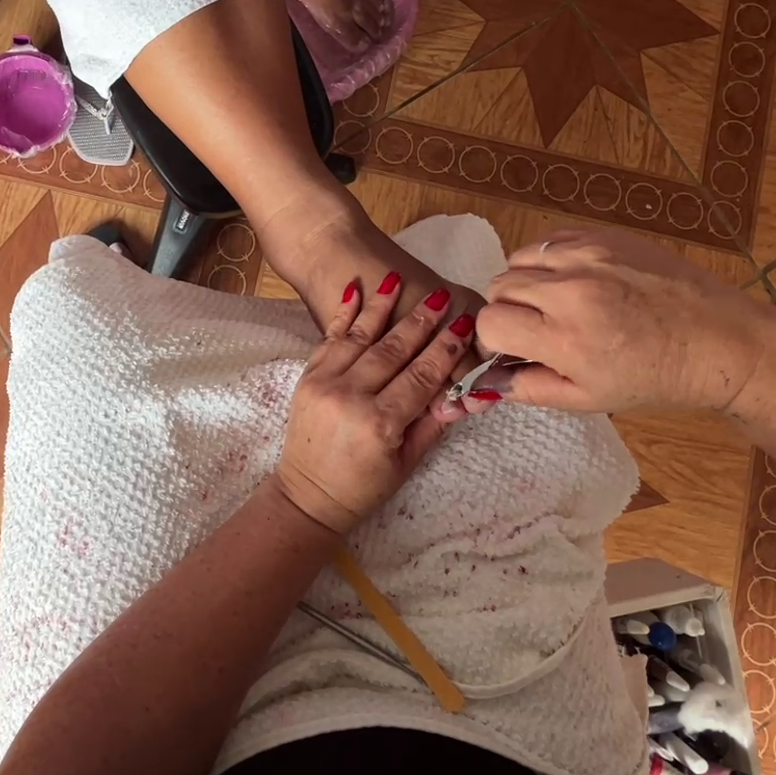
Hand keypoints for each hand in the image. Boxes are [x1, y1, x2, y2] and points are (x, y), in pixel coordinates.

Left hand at [273, 275, 476, 533]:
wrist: (307, 495)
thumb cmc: (363, 487)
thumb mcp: (406, 463)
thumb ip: (433, 423)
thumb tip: (468, 392)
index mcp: (380, 423)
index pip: (421, 376)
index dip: (445, 349)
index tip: (464, 324)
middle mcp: (350, 396)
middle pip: (392, 350)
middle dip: (420, 322)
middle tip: (440, 297)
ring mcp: (325, 383)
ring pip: (359, 336)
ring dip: (381, 306)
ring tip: (397, 278)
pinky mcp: (307, 377)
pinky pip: (329, 338)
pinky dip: (343, 314)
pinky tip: (355, 290)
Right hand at [475, 227, 775, 413]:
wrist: (721, 341)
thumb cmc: (656, 378)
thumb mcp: (589, 399)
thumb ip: (529, 388)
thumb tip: (486, 381)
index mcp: (567, 338)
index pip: (490, 322)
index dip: (494, 339)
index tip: (512, 348)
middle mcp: (571, 290)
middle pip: (497, 288)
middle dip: (507, 310)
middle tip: (534, 327)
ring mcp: (588, 256)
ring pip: (517, 259)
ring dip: (523, 282)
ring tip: (551, 301)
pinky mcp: (604, 235)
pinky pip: (548, 240)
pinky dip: (547, 260)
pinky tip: (571, 279)